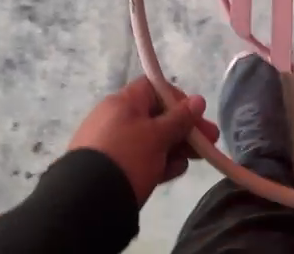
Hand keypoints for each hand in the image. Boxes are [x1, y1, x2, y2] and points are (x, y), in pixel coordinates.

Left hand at [68, 78, 219, 203]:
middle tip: (208, 143)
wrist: (86, 204)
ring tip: (191, 162)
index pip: (155, 88)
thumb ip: (180, 118)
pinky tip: (173, 172)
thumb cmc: (127, 157)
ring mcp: (110, 145)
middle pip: (156, 116)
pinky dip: (157, 162)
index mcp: (122, 102)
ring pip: (149, 140)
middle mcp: (114, 119)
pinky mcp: (108, 169)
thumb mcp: (158, 136)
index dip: (178, 99)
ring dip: (173, 148)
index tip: (196, 115)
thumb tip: (198, 100)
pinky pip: (138, 159)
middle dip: (184, 129)